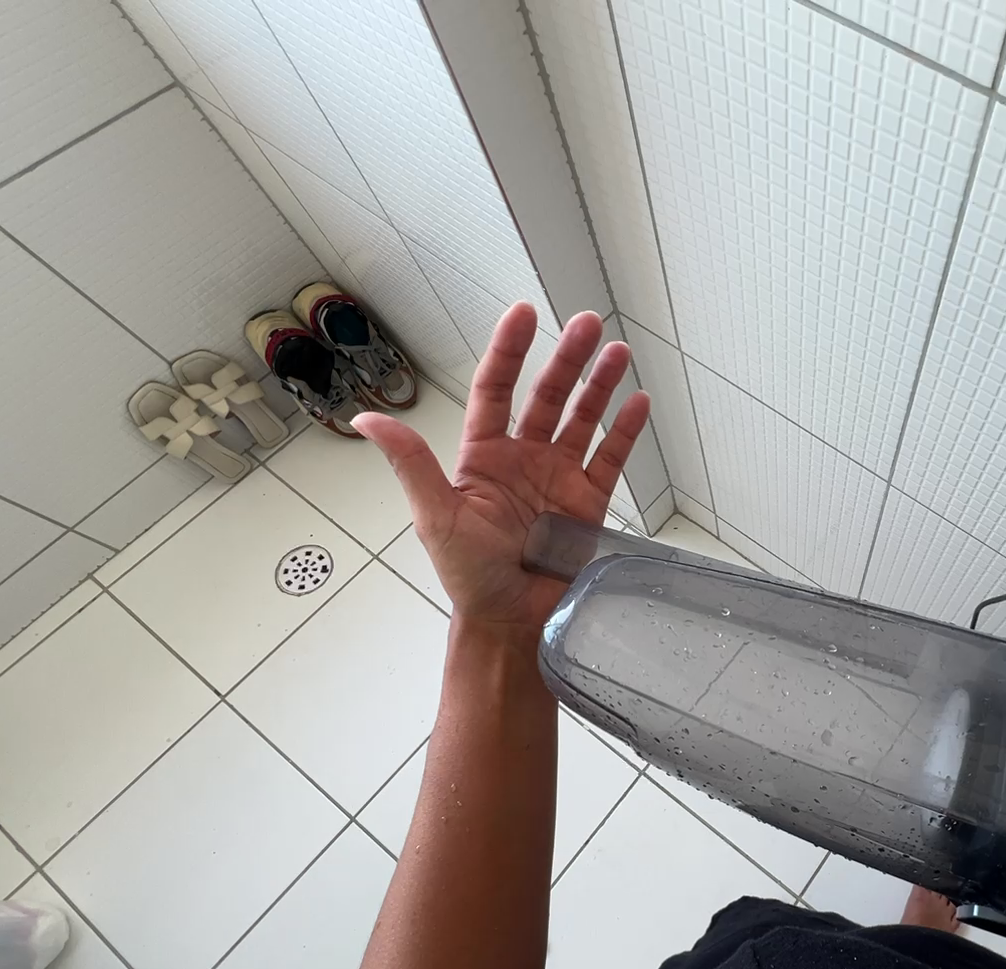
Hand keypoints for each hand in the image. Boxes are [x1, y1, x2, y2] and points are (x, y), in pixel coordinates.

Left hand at [353, 303, 648, 640]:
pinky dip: (625, 432)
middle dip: (568, 359)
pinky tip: (637, 404)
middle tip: (588, 325)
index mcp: (485, 454)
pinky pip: (610, 458)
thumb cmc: (468, 572)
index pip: (498, 389)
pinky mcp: (590, 501)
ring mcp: (561, 476)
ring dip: (601, 386)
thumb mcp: (436, 517)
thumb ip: (414, 465)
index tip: (524, 315)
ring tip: (619, 354)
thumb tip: (368, 419)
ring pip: (584, 420)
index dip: (510, 351)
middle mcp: (525, 457)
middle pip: (549, 396)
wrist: (511, 616)